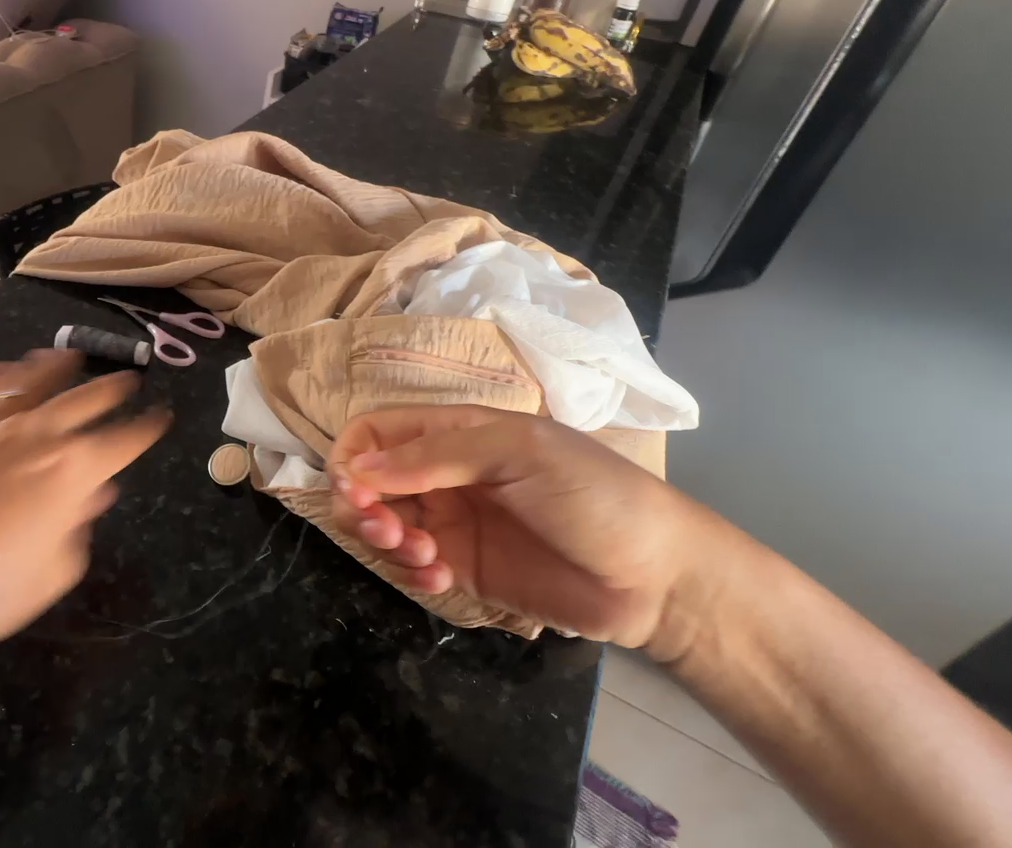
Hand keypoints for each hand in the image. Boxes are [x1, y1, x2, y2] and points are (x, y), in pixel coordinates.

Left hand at [0, 350, 168, 681]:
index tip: (161, 416)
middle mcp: (36, 436)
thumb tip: (93, 494)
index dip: (147, 427)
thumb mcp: (51, 574)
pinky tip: (4, 369)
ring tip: (71, 356)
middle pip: (84, 401)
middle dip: (112, 390)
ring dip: (57, 367)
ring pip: (32, 382)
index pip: (123, 440)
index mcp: (73, 471)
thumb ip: (77, 527)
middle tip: (129, 381)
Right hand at [328, 406, 733, 658]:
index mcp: (454, 434)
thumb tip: (355, 469)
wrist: (658, 577)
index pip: (377, 433)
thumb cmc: (593, 494)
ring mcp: (452, 524)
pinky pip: (411, 567)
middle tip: (385, 530)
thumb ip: (434, 456)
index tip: (353, 489)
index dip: (352, 456)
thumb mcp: (516, 452)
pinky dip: (409, 572)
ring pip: (383, 527)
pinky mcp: (463, 570)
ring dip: (385, 541)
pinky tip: (436, 577)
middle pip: (370, 483)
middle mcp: (443, 476)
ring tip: (422, 555)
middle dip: (363, 506)